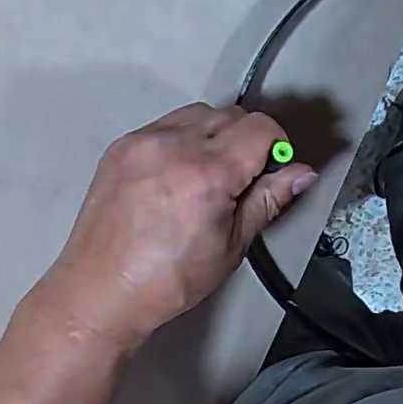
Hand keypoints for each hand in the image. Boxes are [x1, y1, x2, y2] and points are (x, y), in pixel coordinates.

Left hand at [32, 103, 316, 345]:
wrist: (101, 290)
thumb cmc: (166, 280)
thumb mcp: (231, 246)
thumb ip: (268, 200)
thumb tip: (301, 173)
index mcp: (206, 173)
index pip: (261, 128)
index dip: (277, 146)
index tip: (273, 168)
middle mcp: (172, 146)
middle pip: (232, 114)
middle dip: (247, 140)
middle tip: (241, 179)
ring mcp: (141, 142)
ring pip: (198, 113)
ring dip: (214, 134)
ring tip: (207, 176)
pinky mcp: (121, 146)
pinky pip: (165, 124)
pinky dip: (181, 138)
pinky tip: (177, 173)